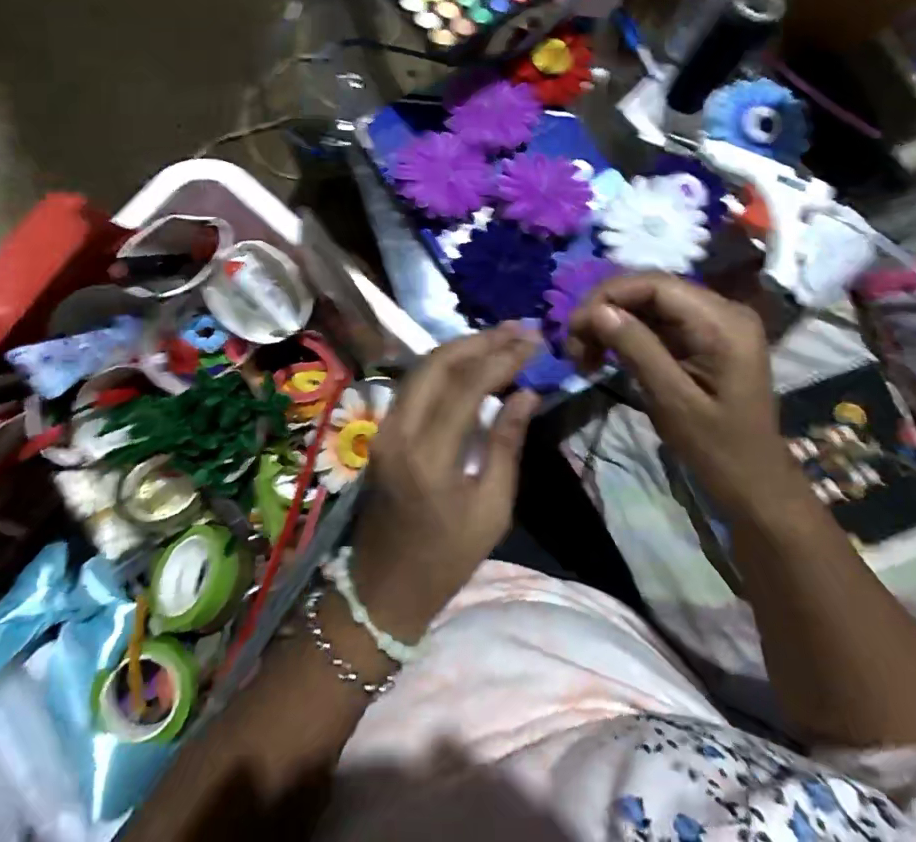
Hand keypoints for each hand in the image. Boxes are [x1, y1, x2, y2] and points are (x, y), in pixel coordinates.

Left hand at [349, 323, 541, 638]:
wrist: (384, 587)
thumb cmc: (447, 558)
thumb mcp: (492, 508)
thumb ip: (506, 444)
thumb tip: (526, 393)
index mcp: (428, 456)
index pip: (468, 386)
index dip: (503, 357)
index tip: (535, 342)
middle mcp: (398, 431)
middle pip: (437, 364)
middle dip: (481, 340)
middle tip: (521, 329)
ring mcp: (383, 429)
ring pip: (421, 368)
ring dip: (461, 348)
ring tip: (502, 338)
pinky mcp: (380, 432)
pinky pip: (413, 384)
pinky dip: (444, 366)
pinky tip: (471, 362)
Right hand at [566, 274, 791, 511]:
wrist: (754, 481)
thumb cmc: (717, 448)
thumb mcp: (673, 401)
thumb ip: (638, 349)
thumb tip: (597, 311)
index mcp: (724, 323)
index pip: (656, 284)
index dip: (609, 296)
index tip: (574, 328)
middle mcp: (723, 311)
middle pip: (651, 290)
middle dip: (606, 311)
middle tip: (572, 347)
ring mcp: (715, 324)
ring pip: (650, 305)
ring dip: (612, 324)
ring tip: (582, 356)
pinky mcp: (704, 339)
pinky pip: (659, 323)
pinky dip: (627, 335)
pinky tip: (604, 356)